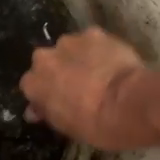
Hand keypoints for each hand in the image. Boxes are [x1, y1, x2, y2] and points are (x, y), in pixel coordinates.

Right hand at [19, 28, 159, 150]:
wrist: (127, 103)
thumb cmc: (94, 125)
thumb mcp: (65, 127)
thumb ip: (47, 112)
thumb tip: (33, 110)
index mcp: (33, 83)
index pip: (31, 86)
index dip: (46, 93)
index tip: (58, 101)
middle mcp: (44, 58)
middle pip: (47, 62)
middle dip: (59, 71)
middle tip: (78, 85)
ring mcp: (69, 42)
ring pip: (69, 49)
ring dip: (78, 58)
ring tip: (99, 72)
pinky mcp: (94, 33)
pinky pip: (92, 42)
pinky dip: (99, 50)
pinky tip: (113, 62)